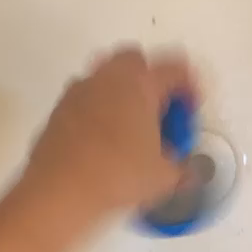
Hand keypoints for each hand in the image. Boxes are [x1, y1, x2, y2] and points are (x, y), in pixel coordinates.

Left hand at [21, 46, 197, 221]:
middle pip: (136, 61)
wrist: (61, 190)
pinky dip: (99, 112)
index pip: (176, 69)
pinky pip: (86, 99)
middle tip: (159, 115)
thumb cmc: (118, 176)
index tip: (191, 110)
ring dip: (122, 94)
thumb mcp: (163, 178)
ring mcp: (80, 88)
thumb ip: (182, 168)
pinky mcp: (59, 108)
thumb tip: (188, 170)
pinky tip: (104, 144)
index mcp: (141, 84)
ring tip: (131, 130)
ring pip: (107, 77)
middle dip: (152, 82)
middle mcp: (109, 76)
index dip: (190, 88)